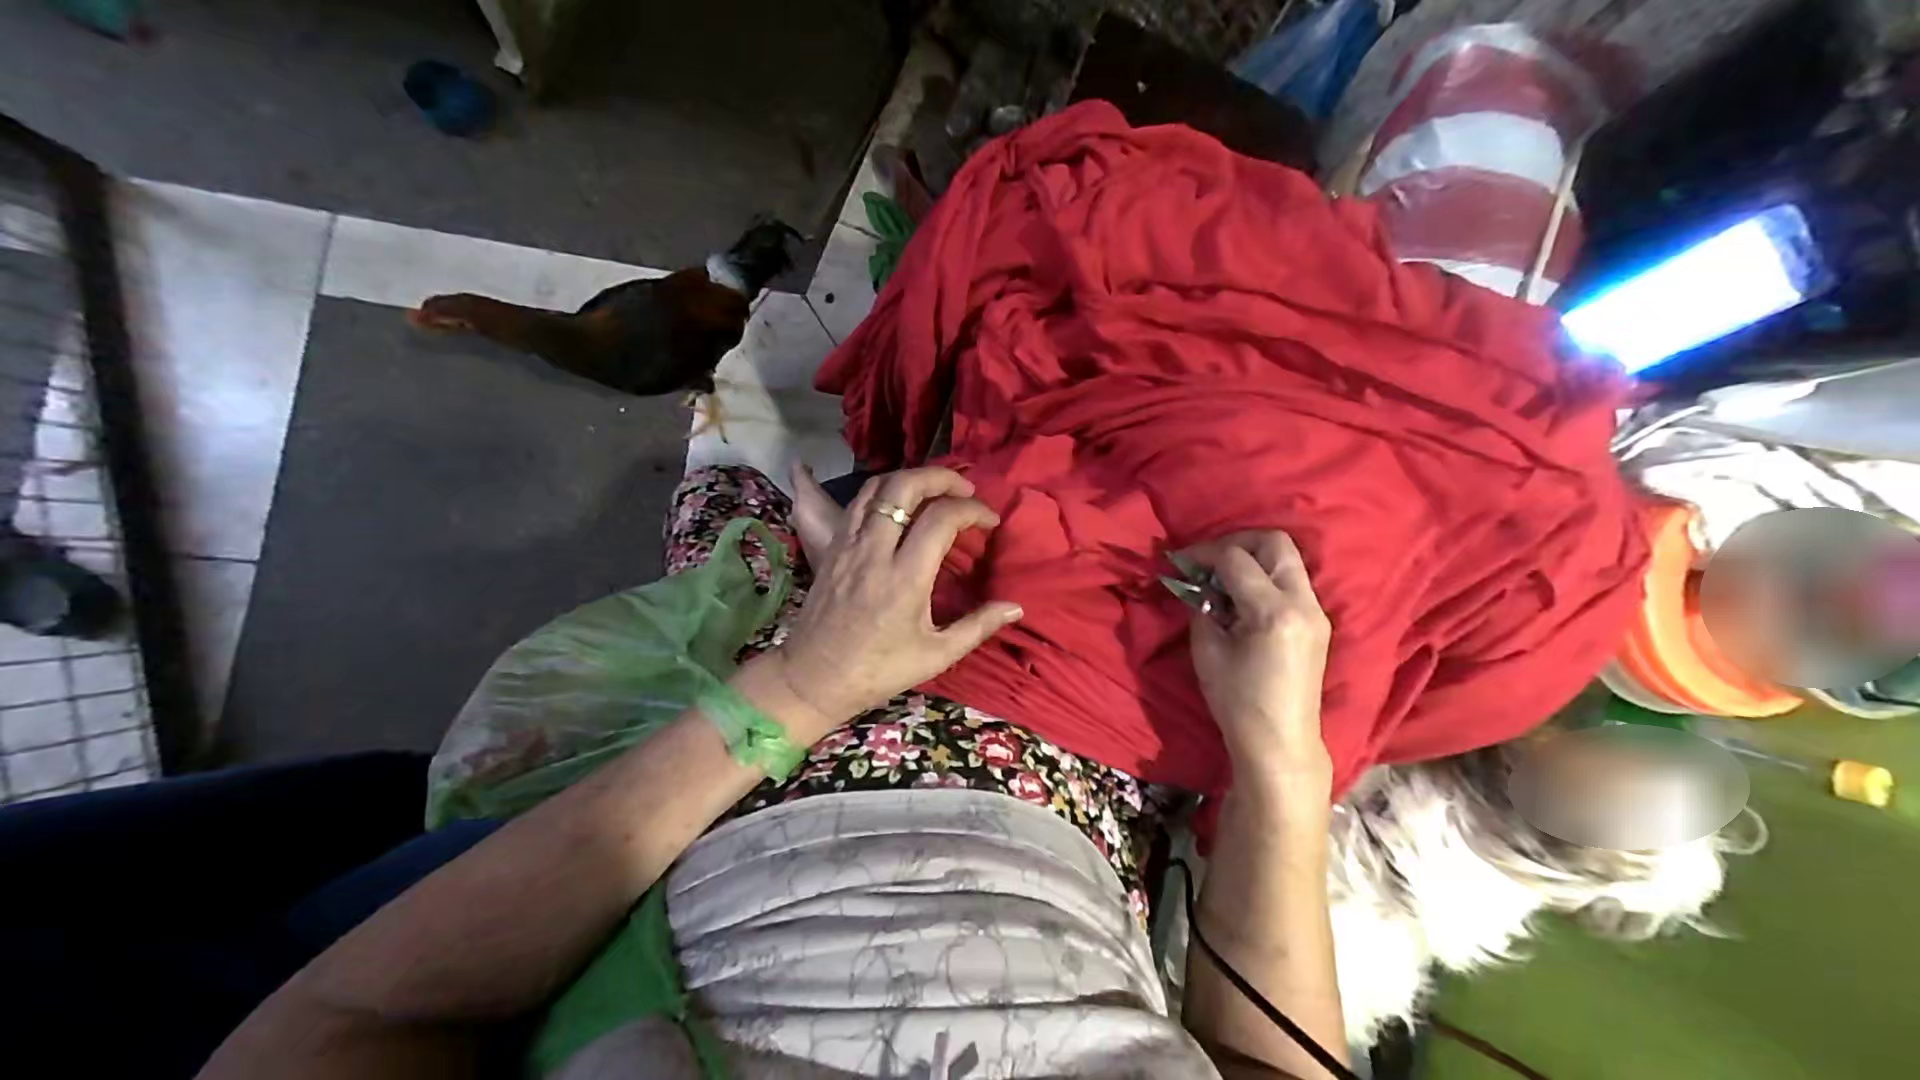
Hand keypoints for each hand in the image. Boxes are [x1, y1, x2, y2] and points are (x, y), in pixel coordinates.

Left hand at [763, 464, 1023, 735]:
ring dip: (910, 479)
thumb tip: (1016, 607)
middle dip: (940, 477)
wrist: (813, 678)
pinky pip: (858, 503)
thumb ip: (979, 626)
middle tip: (965, 488)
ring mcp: (848, 545)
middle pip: (905, 487)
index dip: (973, 510)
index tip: (990, 521)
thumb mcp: (936, 655)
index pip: (942, 518)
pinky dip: (883, 492)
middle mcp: (874, 551)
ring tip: (935, 489)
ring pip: (877, 487)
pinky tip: (899, 505)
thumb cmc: (878, 671)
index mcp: (905, 578)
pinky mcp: (832, 547)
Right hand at [1184, 530, 1332, 785]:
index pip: (1236, 558)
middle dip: (1236, 542)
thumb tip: (1196, 584)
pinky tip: (1241, 597)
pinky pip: (1291, 580)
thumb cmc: (1237, 701)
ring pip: (1287, 558)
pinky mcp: (1317, 622)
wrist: (1280, 742)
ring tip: (1222, 579)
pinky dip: (1264, 576)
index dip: (1203, 554)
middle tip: (1207, 561)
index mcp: (1274, 612)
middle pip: (1274, 543)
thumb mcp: (1207, 651)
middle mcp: (1303, 603)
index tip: (1179, 563)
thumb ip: (1202, 607)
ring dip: (1252, 558)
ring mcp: (1316, 612)